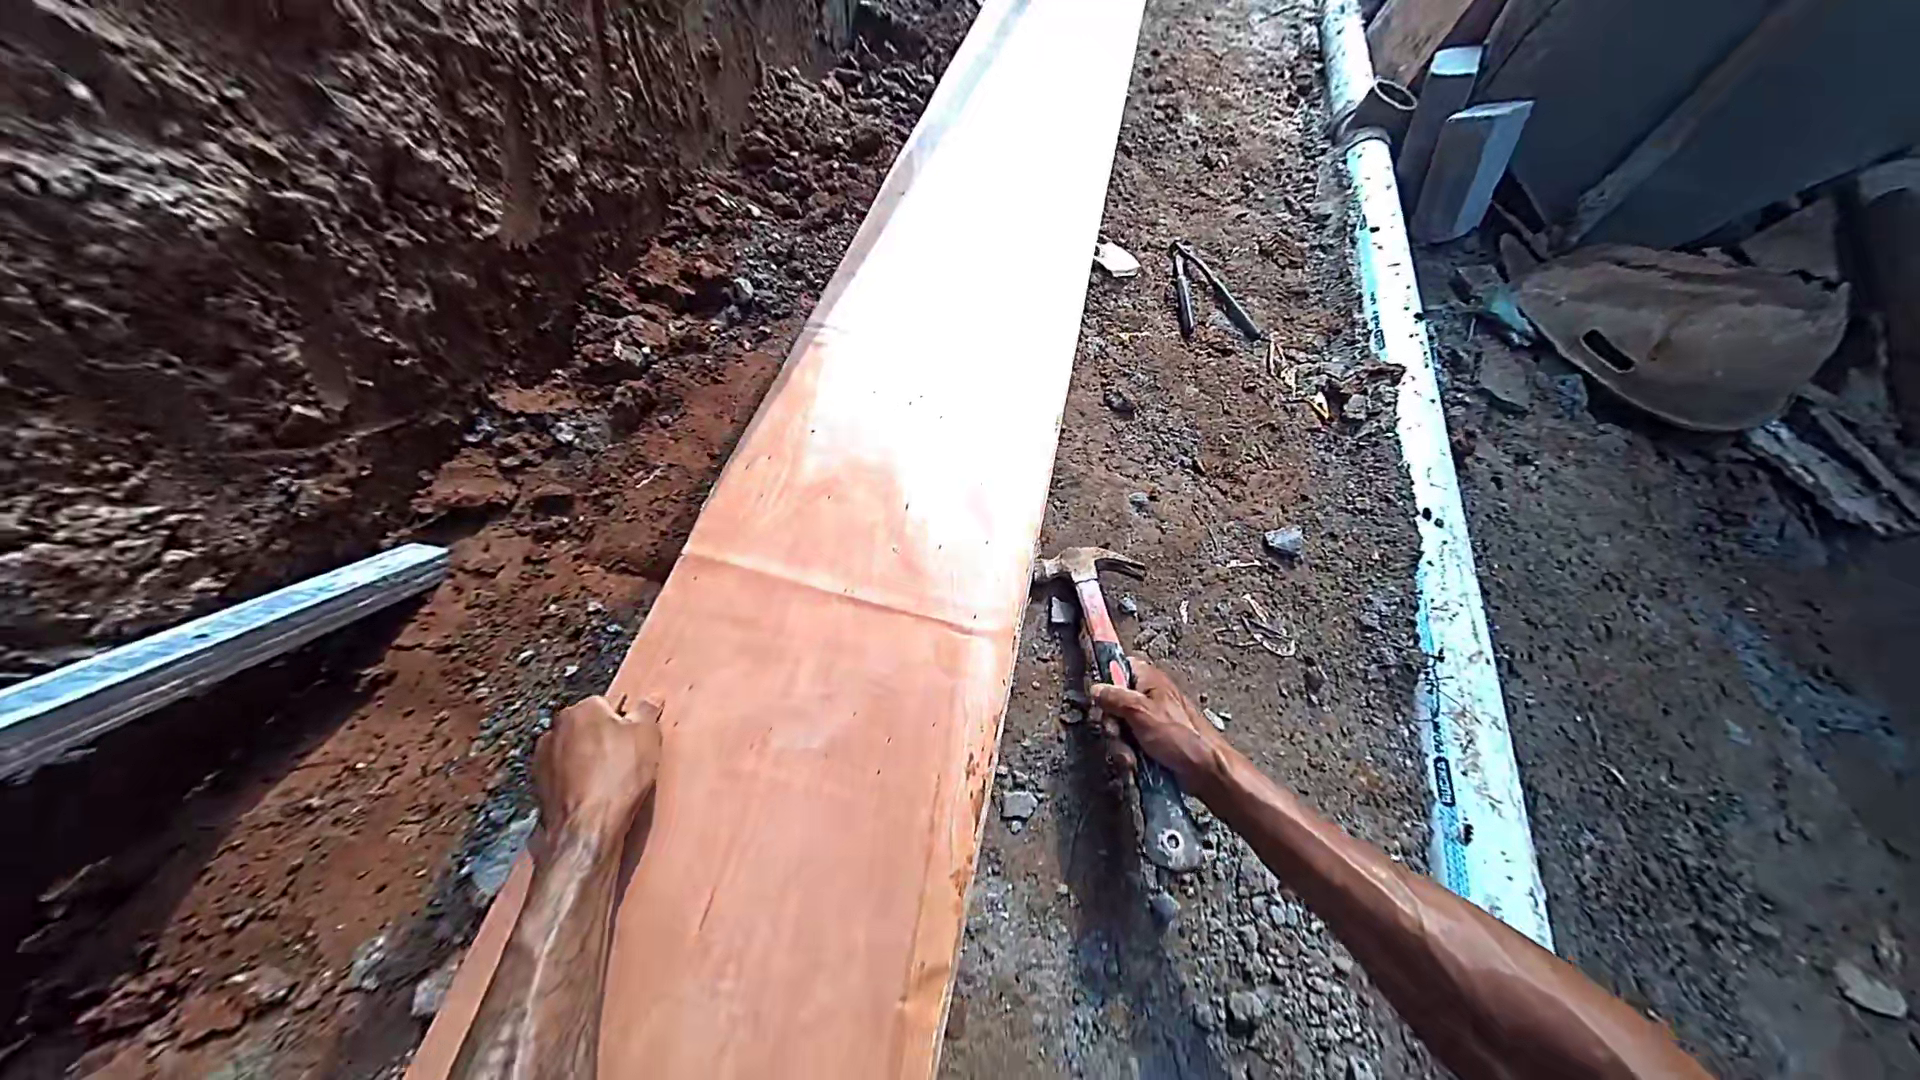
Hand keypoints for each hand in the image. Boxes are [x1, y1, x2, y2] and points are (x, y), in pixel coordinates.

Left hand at [531, 695, 662, 850]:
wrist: (588, 827)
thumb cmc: (617, 778)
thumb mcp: (647, 735)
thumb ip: (647, 710)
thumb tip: (651, 699)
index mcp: (581, 710)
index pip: (607, 704)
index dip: (625, 720)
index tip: (636, 733)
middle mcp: (556, 730)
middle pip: (588, 727)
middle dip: (606, 737)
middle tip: (629, 755)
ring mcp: (543, 759)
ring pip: (575, 751)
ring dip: (590, 759)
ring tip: (613, 777)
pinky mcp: (539, 787)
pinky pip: (566, 774)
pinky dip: (578, 780)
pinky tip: (597, 791)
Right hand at [1091, 660, 1236, 798]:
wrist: (1206, 771)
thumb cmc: (1180, 736)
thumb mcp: (1140, 711)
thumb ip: (1114, 697)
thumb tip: (1095, 689)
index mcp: (1150, 680)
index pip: (1121, 665)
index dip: (1108, 679)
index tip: (1101, 696)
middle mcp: (1149, 697)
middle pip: (1114, 701)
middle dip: (1112, 722)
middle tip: (1118, 732)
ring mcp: (1150, 720)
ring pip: (1119, 726)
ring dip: (1120, 743)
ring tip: (1131, 754)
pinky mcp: (1152, 742)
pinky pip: (1129, 743)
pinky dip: (1129, 754)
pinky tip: (1135, 763)